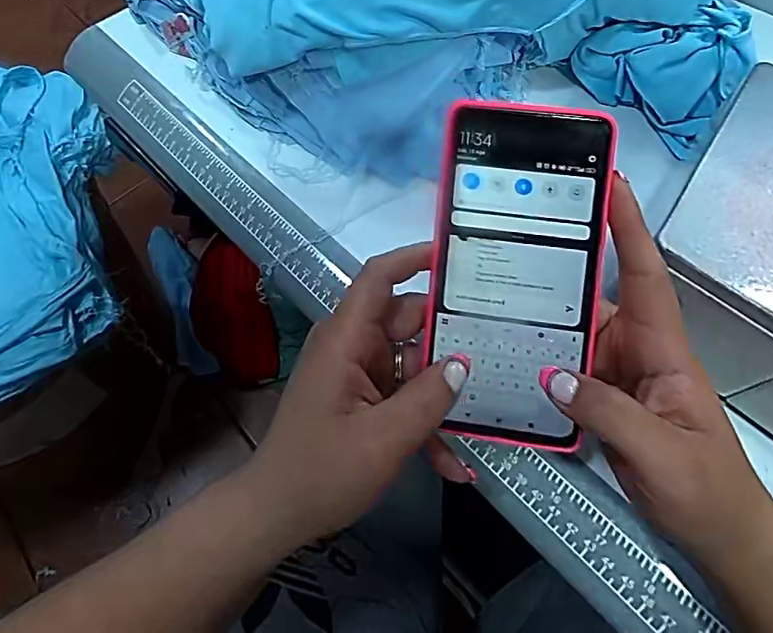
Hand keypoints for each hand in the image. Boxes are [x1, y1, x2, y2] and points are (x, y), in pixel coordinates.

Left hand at [239, 243, 471, 546]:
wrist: (274, 515)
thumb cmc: (321, 472)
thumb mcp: (383, 440)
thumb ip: (427, 399)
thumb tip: (461, 364)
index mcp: (346, 338)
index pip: (378, 278)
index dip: (412, 259)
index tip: (452, 255)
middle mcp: (352, 345)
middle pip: (407, 323)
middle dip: (447, 338)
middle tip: (497, 345)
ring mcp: (357, 372)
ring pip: (411, 364)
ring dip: (439, 394)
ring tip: (483, 414)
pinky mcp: (362, 398)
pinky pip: (402, 395)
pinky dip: (423, 420)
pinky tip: (451, 461)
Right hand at [540, 174, 772, 550]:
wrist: (720, 535)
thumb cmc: (711, 491)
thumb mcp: (664, 454)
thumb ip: (611, 414)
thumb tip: (556, 377)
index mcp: (662, 347)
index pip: (644, 274)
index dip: (628, 226)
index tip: (611, 184)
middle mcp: (635, 348)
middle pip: (591, 296)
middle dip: (560, 264)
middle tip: (519, 232)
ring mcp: (615, 371)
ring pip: (570, 331)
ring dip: (539, 317)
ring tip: (497, 296)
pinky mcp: (600, 394)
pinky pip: (563, 365)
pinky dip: (538, 358)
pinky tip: (509, 353)